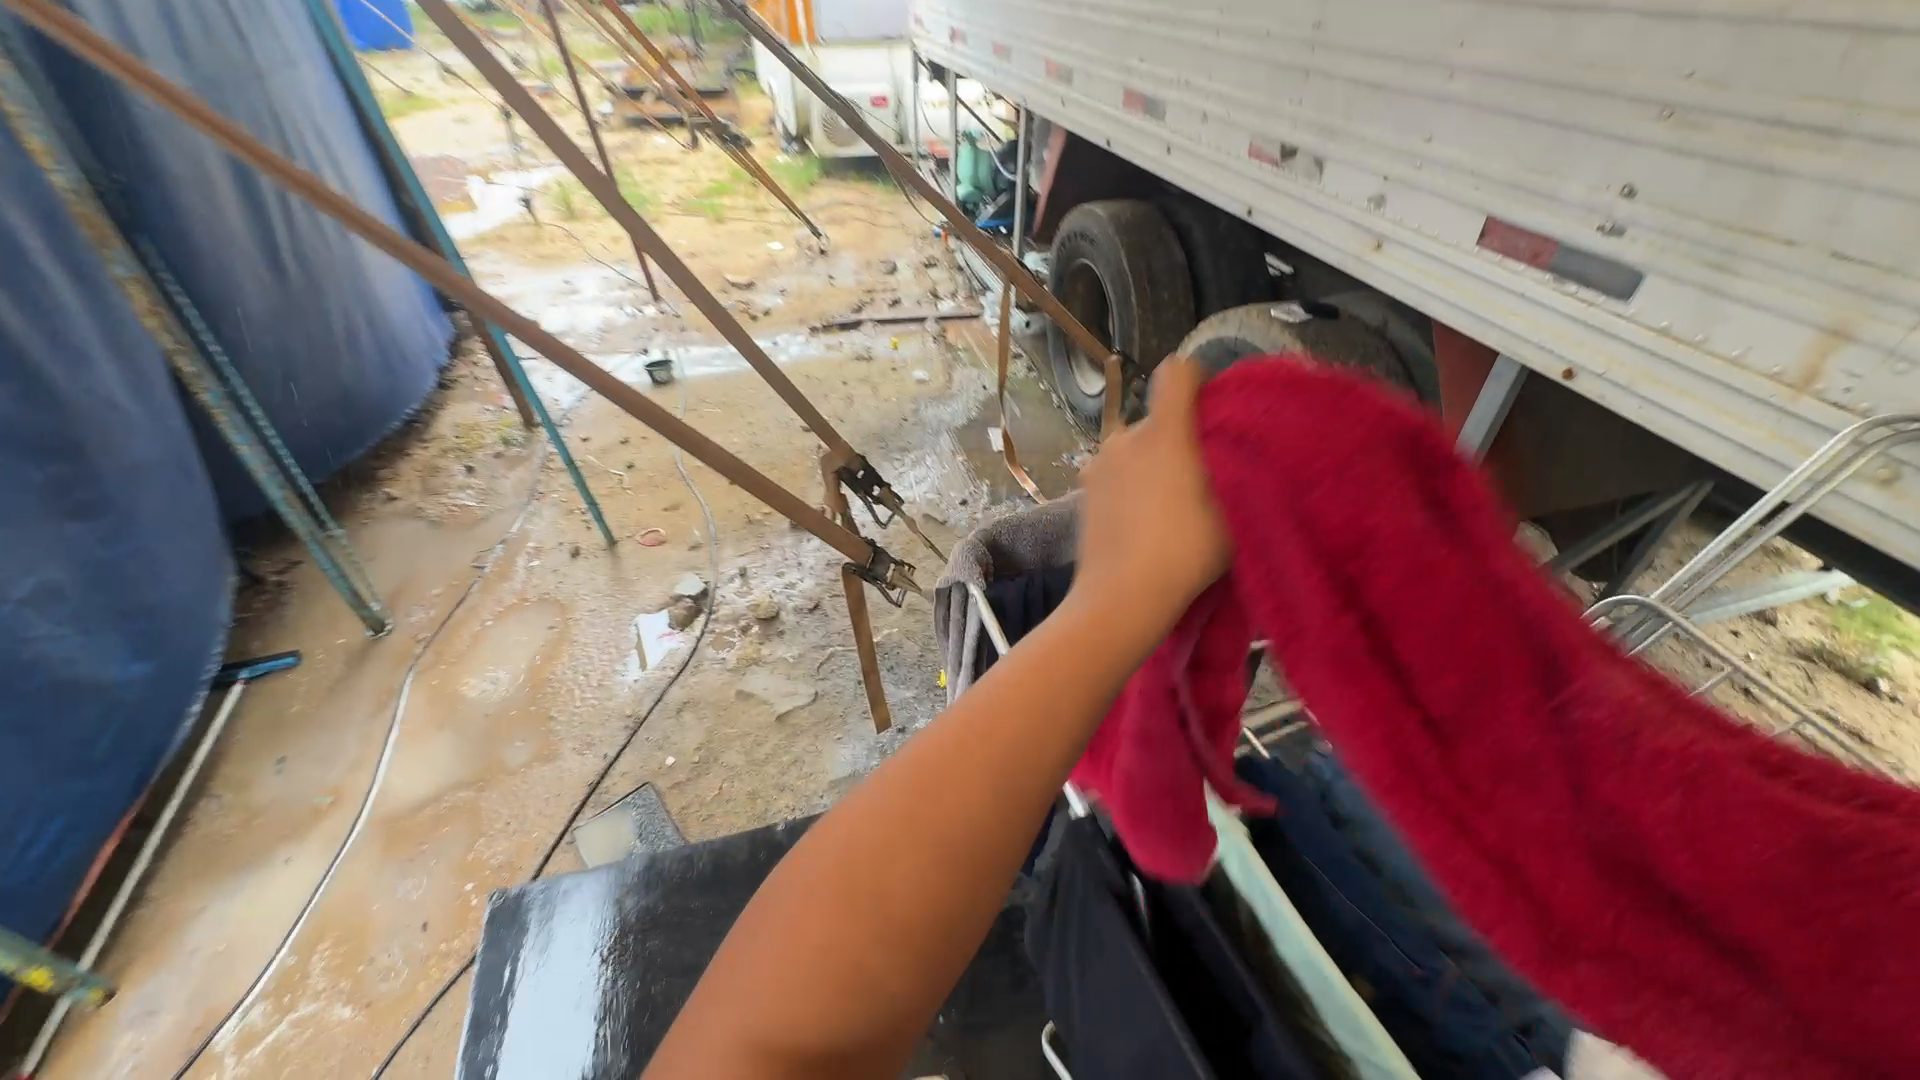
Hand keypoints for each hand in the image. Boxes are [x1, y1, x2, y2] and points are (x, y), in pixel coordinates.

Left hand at [1068, 356, 1231, 655]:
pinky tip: (1141, 520)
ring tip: (1168, 505)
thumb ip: (1232, 466)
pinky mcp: (1083, 489)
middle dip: (1178, 437)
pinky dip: (1130, 484)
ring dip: (1151, 463)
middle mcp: (1124, 437)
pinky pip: (1116, 472)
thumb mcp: (1231, 508)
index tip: (1211, 413)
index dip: (1197, 383)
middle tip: (1198, 477)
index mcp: (1164, 432)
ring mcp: (1098, 463)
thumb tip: (1229, 447)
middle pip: (1158, 418)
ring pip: (1135, 448)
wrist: (1121, 596)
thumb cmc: (1186, 550)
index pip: (1177, 373)